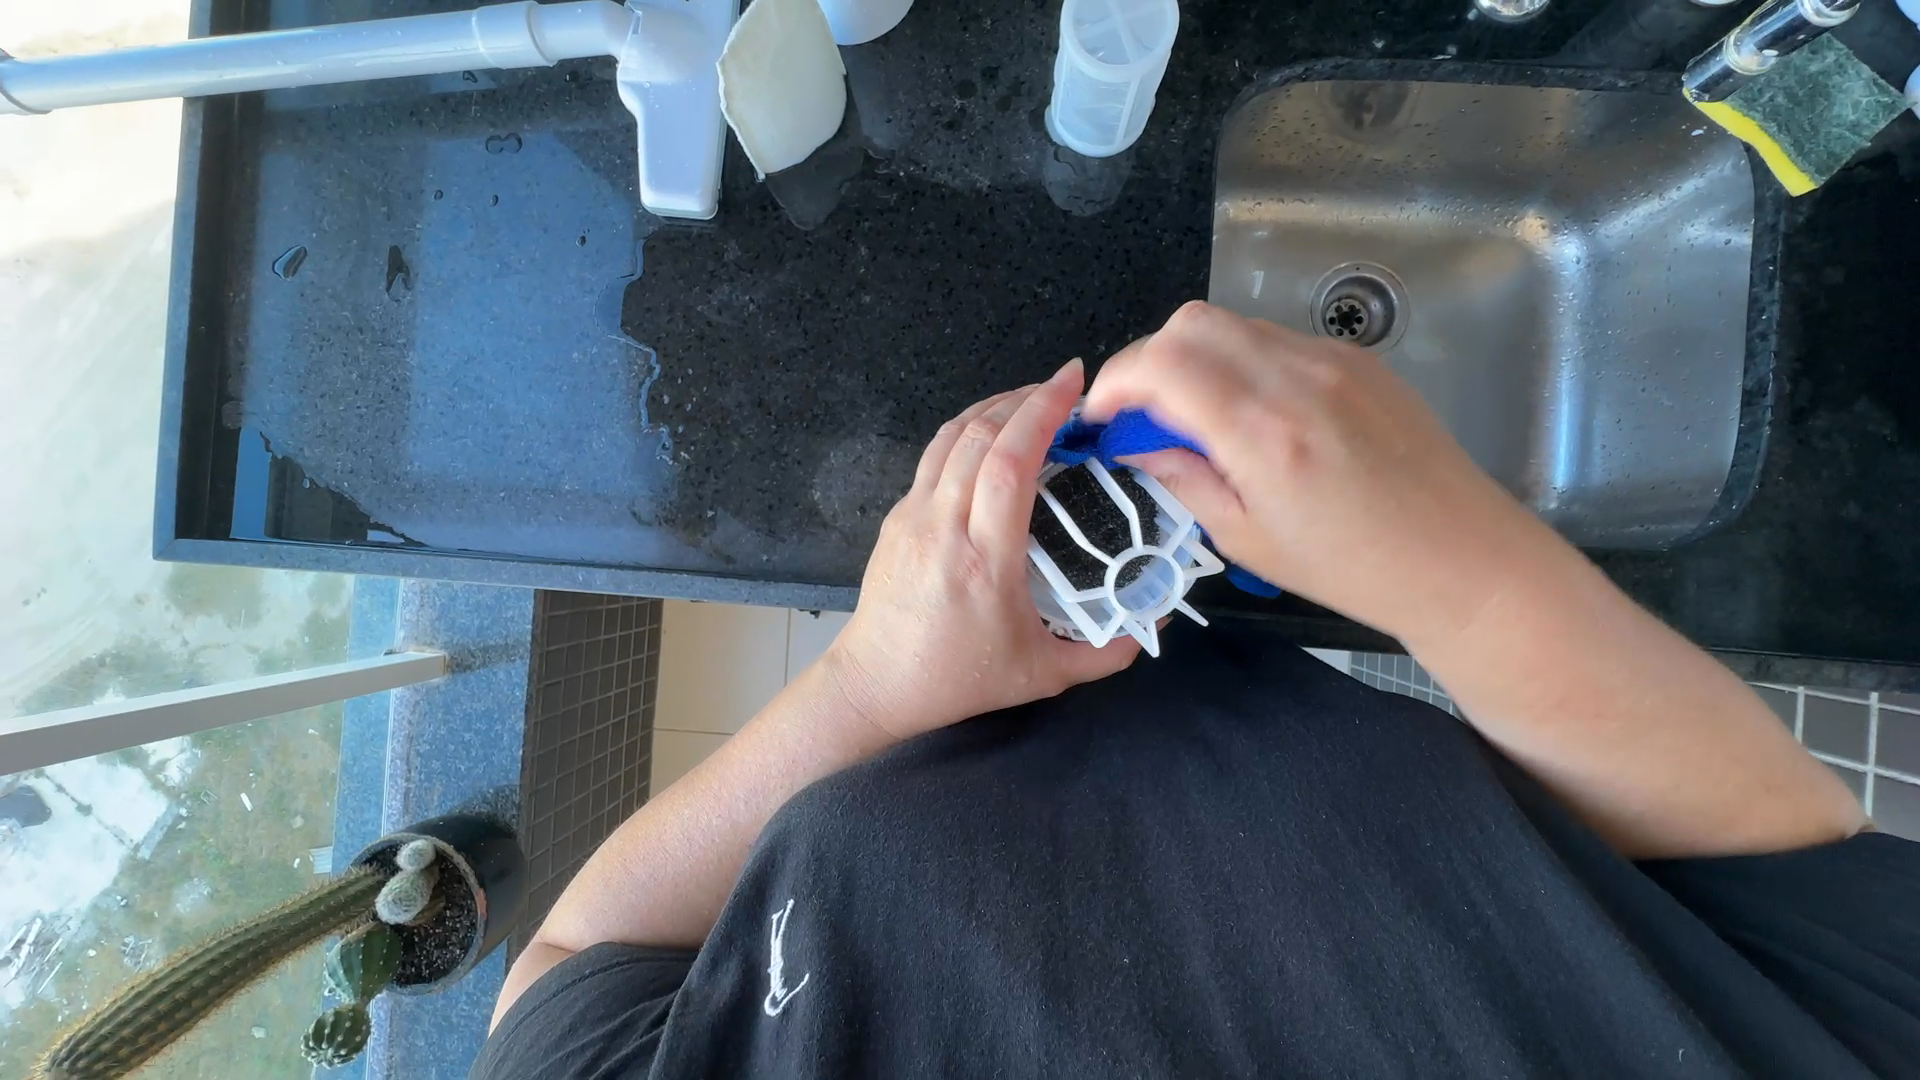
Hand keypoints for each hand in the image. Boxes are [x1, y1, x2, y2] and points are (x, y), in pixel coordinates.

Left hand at [824, 359, 1143, 741]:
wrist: (876, 682)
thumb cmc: (960, 678)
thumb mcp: (1044, 675)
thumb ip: (1108, 652)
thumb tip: (1158, 621)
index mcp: (984, 560)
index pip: (1009, 464)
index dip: (1041, 413)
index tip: (1073, 382)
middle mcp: (943, 525)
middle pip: (980, 436)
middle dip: (1025, 397)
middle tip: (1065, 385)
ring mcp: (912, 516)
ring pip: (951, 437)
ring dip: (993, 406)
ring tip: (1031, 398)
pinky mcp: (896, 516)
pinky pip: (934, 456)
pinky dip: (967, 430)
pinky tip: (990, 434)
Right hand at [1084, 301, 1562, 647]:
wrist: (1463, 559)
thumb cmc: (1347, 568)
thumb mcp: (1244, 538)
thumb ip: (1181, 477)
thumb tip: (1133, 443)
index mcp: (1261, 432)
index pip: (1161, 365)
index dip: (1113, 383)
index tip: (1101, 418)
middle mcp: (1295, 377)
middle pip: (1189, 323)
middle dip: (1145, 361)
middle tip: (1139, 413)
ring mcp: (1333, 359)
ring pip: (1229, 324)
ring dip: (1190, 359)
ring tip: (1190, 415)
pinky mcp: (1358, 359)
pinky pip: (1272, 339)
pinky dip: (1235, 362)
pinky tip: (1246, 411)